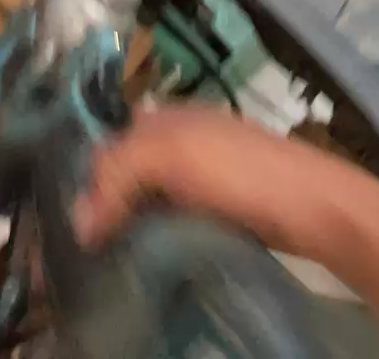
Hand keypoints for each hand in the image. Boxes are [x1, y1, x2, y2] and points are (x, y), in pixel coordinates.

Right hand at [71, 107, 378, 265]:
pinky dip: (150, 234)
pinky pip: (167, 215)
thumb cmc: (238, 171)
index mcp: (162, 117)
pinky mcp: (213, 203)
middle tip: (83, 252)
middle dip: (99, 205)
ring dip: (124, 224)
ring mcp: (197, 171)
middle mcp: (175, 137)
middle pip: (122, 171)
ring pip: (144, 196)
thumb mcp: (172, 156)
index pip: (104, 146)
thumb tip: (79, 222)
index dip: (84, 183)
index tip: (66, 229)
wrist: (311, 204)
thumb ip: (120, 174)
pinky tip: (144, 256)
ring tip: (106, 261)